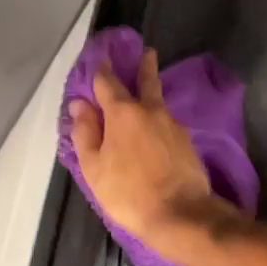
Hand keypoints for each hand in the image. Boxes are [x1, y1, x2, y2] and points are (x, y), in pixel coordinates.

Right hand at [69, 50, 230, 244]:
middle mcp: (151, 111)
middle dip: (144, 66)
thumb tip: (80, 104)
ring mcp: (173, 125)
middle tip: (148, 52)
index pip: (108, 84)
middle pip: (146, 82)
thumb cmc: (128, 192)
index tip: (102, 59)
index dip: (102, 71)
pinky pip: (168, 124)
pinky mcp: (187, 141)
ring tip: (148, 93)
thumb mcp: (94, 167)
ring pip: (159, 103)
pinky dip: (159, 121)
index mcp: (123, 113)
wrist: (180, 213)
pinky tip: (157, 130)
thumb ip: (85, 133)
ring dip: (152, 94)